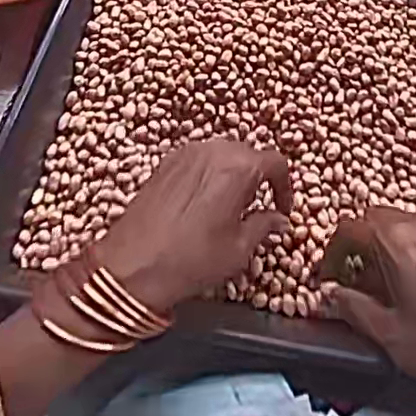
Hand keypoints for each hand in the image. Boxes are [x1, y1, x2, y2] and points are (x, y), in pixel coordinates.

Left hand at [90, 141, 291, 313]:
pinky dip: (209, 174)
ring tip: (229, 208)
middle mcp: (213, 150)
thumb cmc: (190, 260)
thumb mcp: (238, 250)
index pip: (275, 163)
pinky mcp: (166, 161)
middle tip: (257, 210)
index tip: (281, 207)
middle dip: (257, 179)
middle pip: (247, 154)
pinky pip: (198, 160)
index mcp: (237, 167)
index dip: (284, 186)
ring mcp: (186, 153)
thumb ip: (263, 226)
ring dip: (232, 174)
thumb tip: (277, 218)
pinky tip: (202, 204)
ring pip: (221, 154)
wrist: (131, 265)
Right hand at [323, 209, 415, 415]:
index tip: (329, 277)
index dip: (332, 253)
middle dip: (357, 246)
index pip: (348, 229)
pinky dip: (410, 250)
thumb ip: (352, 306)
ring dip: (383, 246)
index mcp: (397, 242)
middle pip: (373, 220)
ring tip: (384, 287)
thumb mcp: (390, 335)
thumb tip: (331, 294)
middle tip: (353, 280)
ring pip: (400, 225)